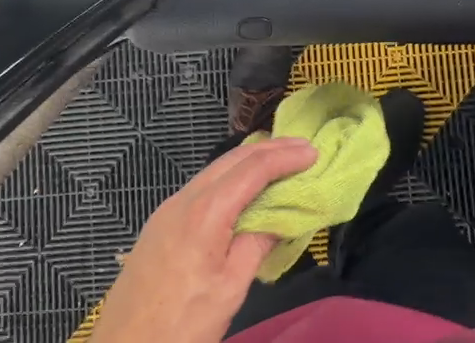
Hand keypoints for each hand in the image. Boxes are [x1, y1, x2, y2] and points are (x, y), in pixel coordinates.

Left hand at [90, 137, 317, 342]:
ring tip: (280, 165)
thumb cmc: (181, 326)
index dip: (285, 156)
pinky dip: (230, 179)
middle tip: (303, 149)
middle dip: (270, 150)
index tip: (314, 152)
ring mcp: (168, 209)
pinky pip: (202, 187)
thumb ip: (257, 245)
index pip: (253, 168)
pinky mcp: (160, 223)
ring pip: (215, 170)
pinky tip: (243, 192)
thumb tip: (280, 217)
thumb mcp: (230, 289)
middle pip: (233, 159)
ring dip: (249, 163)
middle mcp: (184, 198)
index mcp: (205, 211)